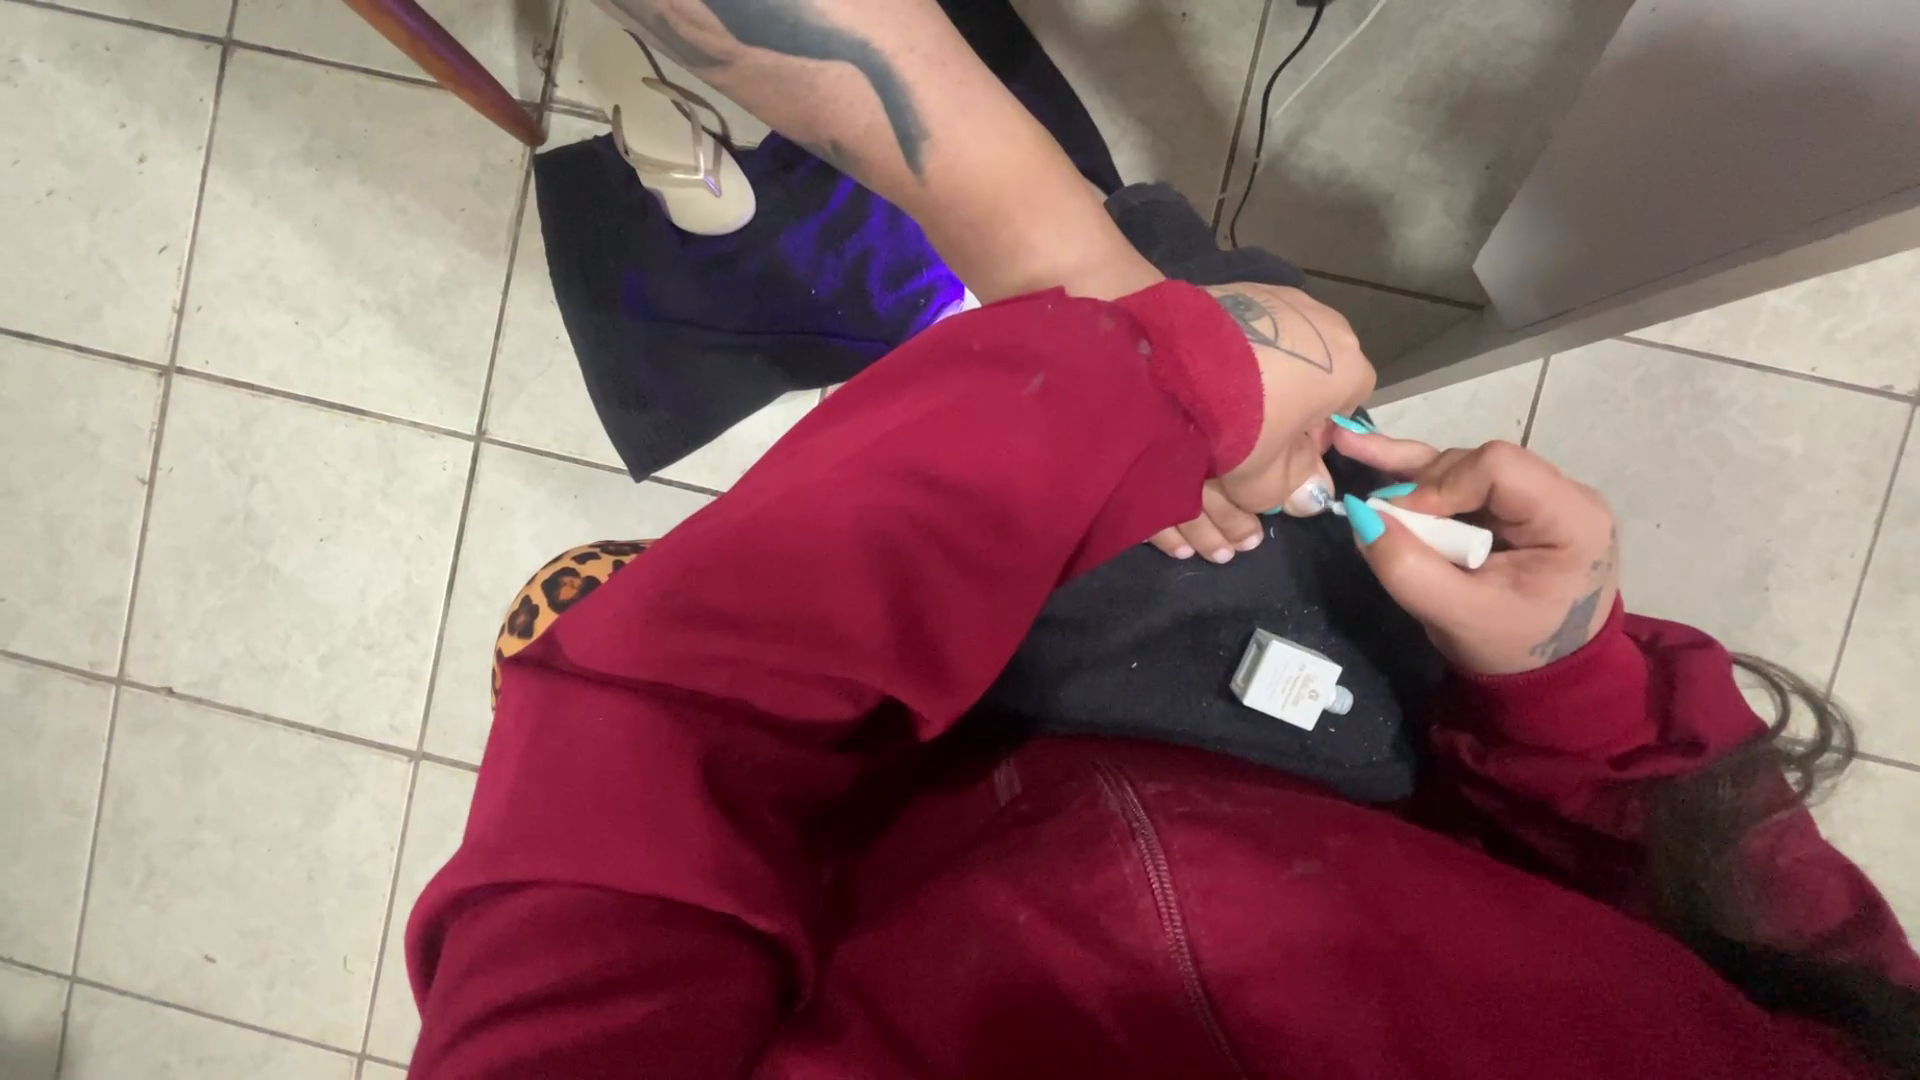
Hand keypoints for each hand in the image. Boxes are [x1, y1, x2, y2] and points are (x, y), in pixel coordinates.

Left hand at [1148, 283, 1370, 561]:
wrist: (1171, 360)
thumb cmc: (1234, 423)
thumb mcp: (1261, 475)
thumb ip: (1290, 488)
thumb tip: (1310, 498)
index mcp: (1348, 368)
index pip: (1345, 408)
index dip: (1313, 434)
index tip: (1278, 449)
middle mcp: (1328, 324)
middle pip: (1316, 374)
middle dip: (1287, 402)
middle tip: (1247, 427)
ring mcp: (1285, 296)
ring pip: (1282, 347)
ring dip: (1261, 373)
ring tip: (1222, 398)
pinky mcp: (1243, 285)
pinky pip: (1250, 325)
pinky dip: (1235, 348)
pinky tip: (1206, 368)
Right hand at [1331, 432, 1618, 675]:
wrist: (1540, 673)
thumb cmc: (1510, 645)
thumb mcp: (1456, 615)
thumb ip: (1407, 568)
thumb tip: (1360, 515)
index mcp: (1569, 518)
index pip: (1498, 467)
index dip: (1441, 486)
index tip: (1403, 521)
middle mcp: (1556, 493)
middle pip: (1472, 462)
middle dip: (1421, 488)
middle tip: (1387, 523)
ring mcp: (1526, 495)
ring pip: (1454, 464)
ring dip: (1406, 480)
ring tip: (1356, 468)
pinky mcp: (1496, 503)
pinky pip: (1448, 477)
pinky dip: (1404, 469)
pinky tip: (1359, 445)